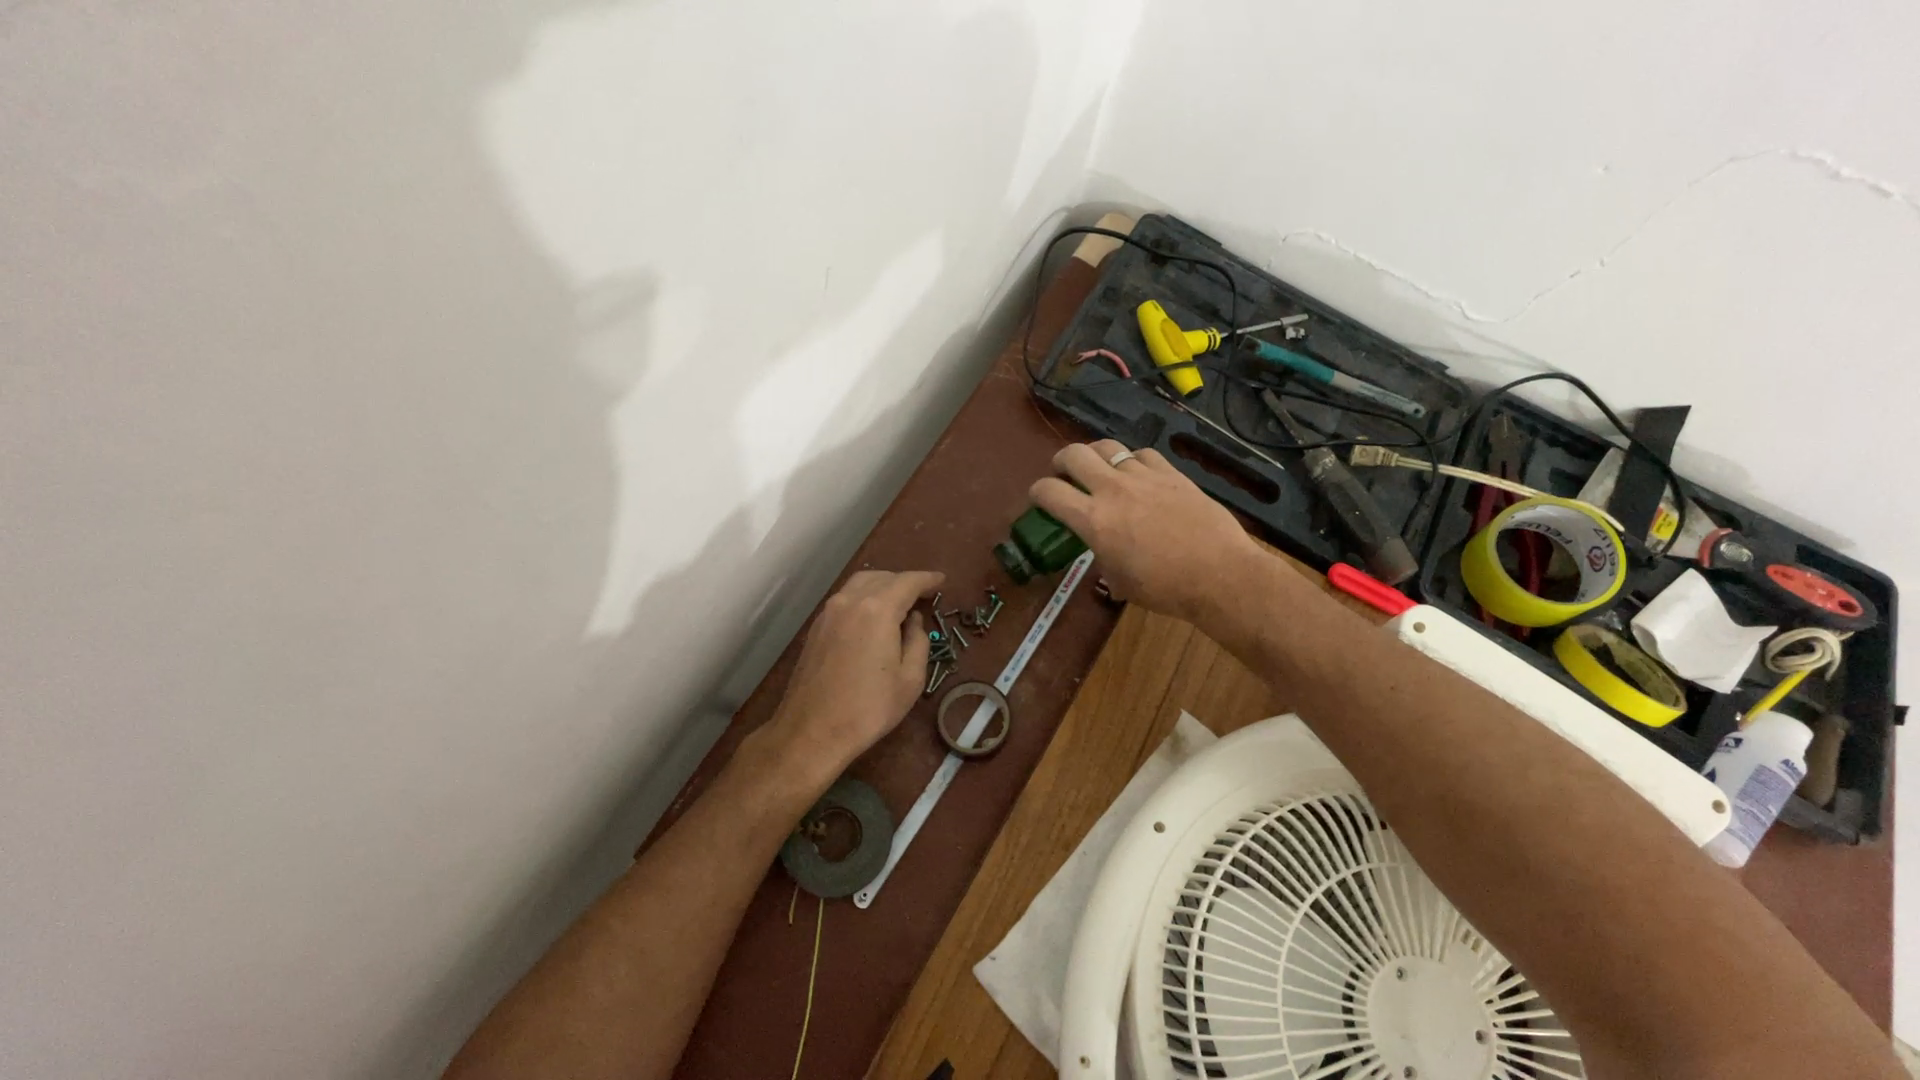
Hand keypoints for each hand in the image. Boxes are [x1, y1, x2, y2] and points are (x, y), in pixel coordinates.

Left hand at [760, 569, 943, 783]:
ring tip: (900, 602)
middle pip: (882, 578)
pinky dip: (864, 598)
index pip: (907, 582)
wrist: (812, 731)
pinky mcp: (816, 628)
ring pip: (859, 585)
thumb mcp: (910, 679)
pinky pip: (845, 599)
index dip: (927, 579)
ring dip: (882, 586)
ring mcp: (828, 613)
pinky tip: (873, 617)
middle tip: (923, 594)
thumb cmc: (869, 708)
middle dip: (905, 582)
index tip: (942, 581)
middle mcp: (850, 602)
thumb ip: (918, 641)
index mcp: (877, 610)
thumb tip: (913, 621)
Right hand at [1029, 440, 1268, 623]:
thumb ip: (1104, 562)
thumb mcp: (1121, 582)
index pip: (1049, 492)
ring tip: (1098, 467)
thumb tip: (1106, 561)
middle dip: (1061, 462)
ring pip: (1108, 447)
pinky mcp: (1171, 473)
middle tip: (1064, 473)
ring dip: (1095, 455)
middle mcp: (1112, 490)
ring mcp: (1143, 477)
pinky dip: (1133, 461)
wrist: (1218, 574)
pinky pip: (1142, 454)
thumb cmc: (1165, 589)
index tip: (1038, 498)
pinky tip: (1138, 473)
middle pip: (1073, 455)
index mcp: (1092, 520)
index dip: (1037, 493)